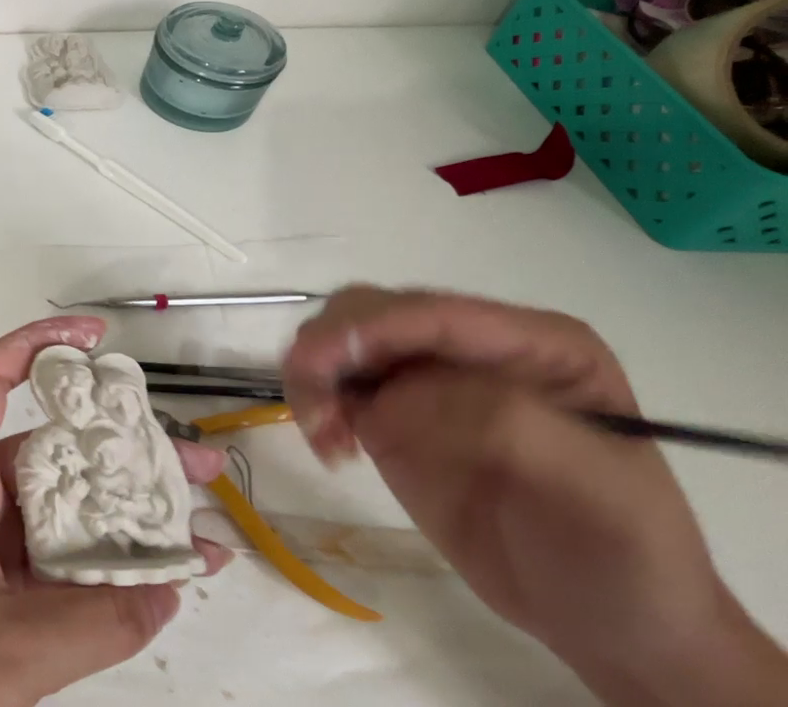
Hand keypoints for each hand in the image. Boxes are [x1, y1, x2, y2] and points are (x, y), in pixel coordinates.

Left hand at [0, 317, 230, 706]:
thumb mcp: (12, 649)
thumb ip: (99, 621)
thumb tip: (175, 587)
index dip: (34, 344)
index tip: (93, 337)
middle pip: (43, 447)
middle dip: (117, 448)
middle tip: (194, 461)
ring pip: (52, 502)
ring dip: (115, 508)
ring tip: (194, 516)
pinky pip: (46, 549)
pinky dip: (95, 556)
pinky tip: (154, 573)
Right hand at [284, 286, 787, 706]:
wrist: (607, 620)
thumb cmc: (620, 552)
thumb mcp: (592, 485)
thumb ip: (508, 420)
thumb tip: (409, 391)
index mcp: (533, 343)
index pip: (434, 313)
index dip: (372, 327)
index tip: (324, 364)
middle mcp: (471, 349)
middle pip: (370, 313)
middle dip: (329, 347)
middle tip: (319, 408)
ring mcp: (425, 382)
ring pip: (338, 342)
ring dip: (313, 377)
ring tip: (324, 436)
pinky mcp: (390, 418)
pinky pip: (332, 387)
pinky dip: (312, 406)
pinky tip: (330, 448)